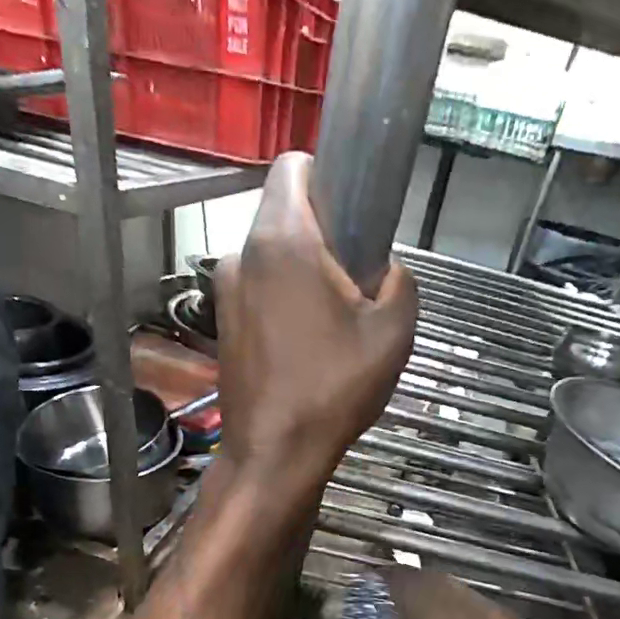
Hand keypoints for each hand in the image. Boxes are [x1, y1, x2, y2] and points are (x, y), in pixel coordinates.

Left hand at [214, 153, 416, 491]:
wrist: (273, 452)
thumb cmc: (332, 389)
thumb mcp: (392, 331)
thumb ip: (397, 280)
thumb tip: (382, 270)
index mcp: (281, 241)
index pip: (293, 166)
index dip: (326, 175)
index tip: (352, 208)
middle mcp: (241, 256)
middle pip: (283, 212)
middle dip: (321, 230)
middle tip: (353, 275)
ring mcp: (224, 291)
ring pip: (270, 254)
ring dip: (301, 267)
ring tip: (332, 315)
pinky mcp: (221, 322)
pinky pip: (257, 286)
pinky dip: (281, 294)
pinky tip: (305, 336)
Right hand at [381, 567, 541, 618]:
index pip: (404, 581)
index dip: (384, 577)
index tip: (372, 580)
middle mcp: (463, 608)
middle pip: (428, 576)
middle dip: (407, 580)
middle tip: (392, 590)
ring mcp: (489, 611)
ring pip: (453, 584)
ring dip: (432, 589)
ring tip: (420, 605)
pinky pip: (473, 599)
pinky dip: (455, 602)